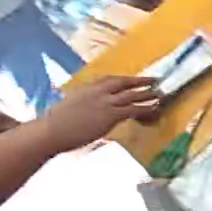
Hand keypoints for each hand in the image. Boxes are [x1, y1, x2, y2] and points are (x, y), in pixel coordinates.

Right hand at [35, 76, 160, 152]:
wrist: (52, 131)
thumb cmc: (54, 123)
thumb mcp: (68, 106)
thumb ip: (79, 103)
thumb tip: (82, 108)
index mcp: (86, 88)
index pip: (108, 80)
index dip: (122, 80)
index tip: (130, 79)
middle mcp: (97, 92)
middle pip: (123, 82)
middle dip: (139, 81)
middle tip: (153, 79)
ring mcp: (105, 102)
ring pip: (131, 95)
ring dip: (147, 93)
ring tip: (159, 93)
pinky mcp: (110, 115)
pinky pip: (133, 109)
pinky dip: (145, 107)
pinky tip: (154, 107)